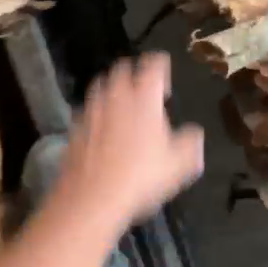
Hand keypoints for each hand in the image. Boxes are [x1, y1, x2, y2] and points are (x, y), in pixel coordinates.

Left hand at [51, 53, 203, 230]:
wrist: (90, 202)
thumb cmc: (141, 177)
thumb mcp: (180, 164)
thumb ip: (191, 142)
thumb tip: (193, 133)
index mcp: (145, 97)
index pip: (154, 65)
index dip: (162, 65)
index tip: (166, 77)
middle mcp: (117, 97)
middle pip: (122, 69)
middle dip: (134, 72)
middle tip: (145, 89)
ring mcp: (92, 113)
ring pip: (101, 87)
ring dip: (113, 90)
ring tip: (123, 106)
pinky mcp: (74, 131)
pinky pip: (87, 112)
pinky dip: (96, 114)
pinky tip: (102, 131)